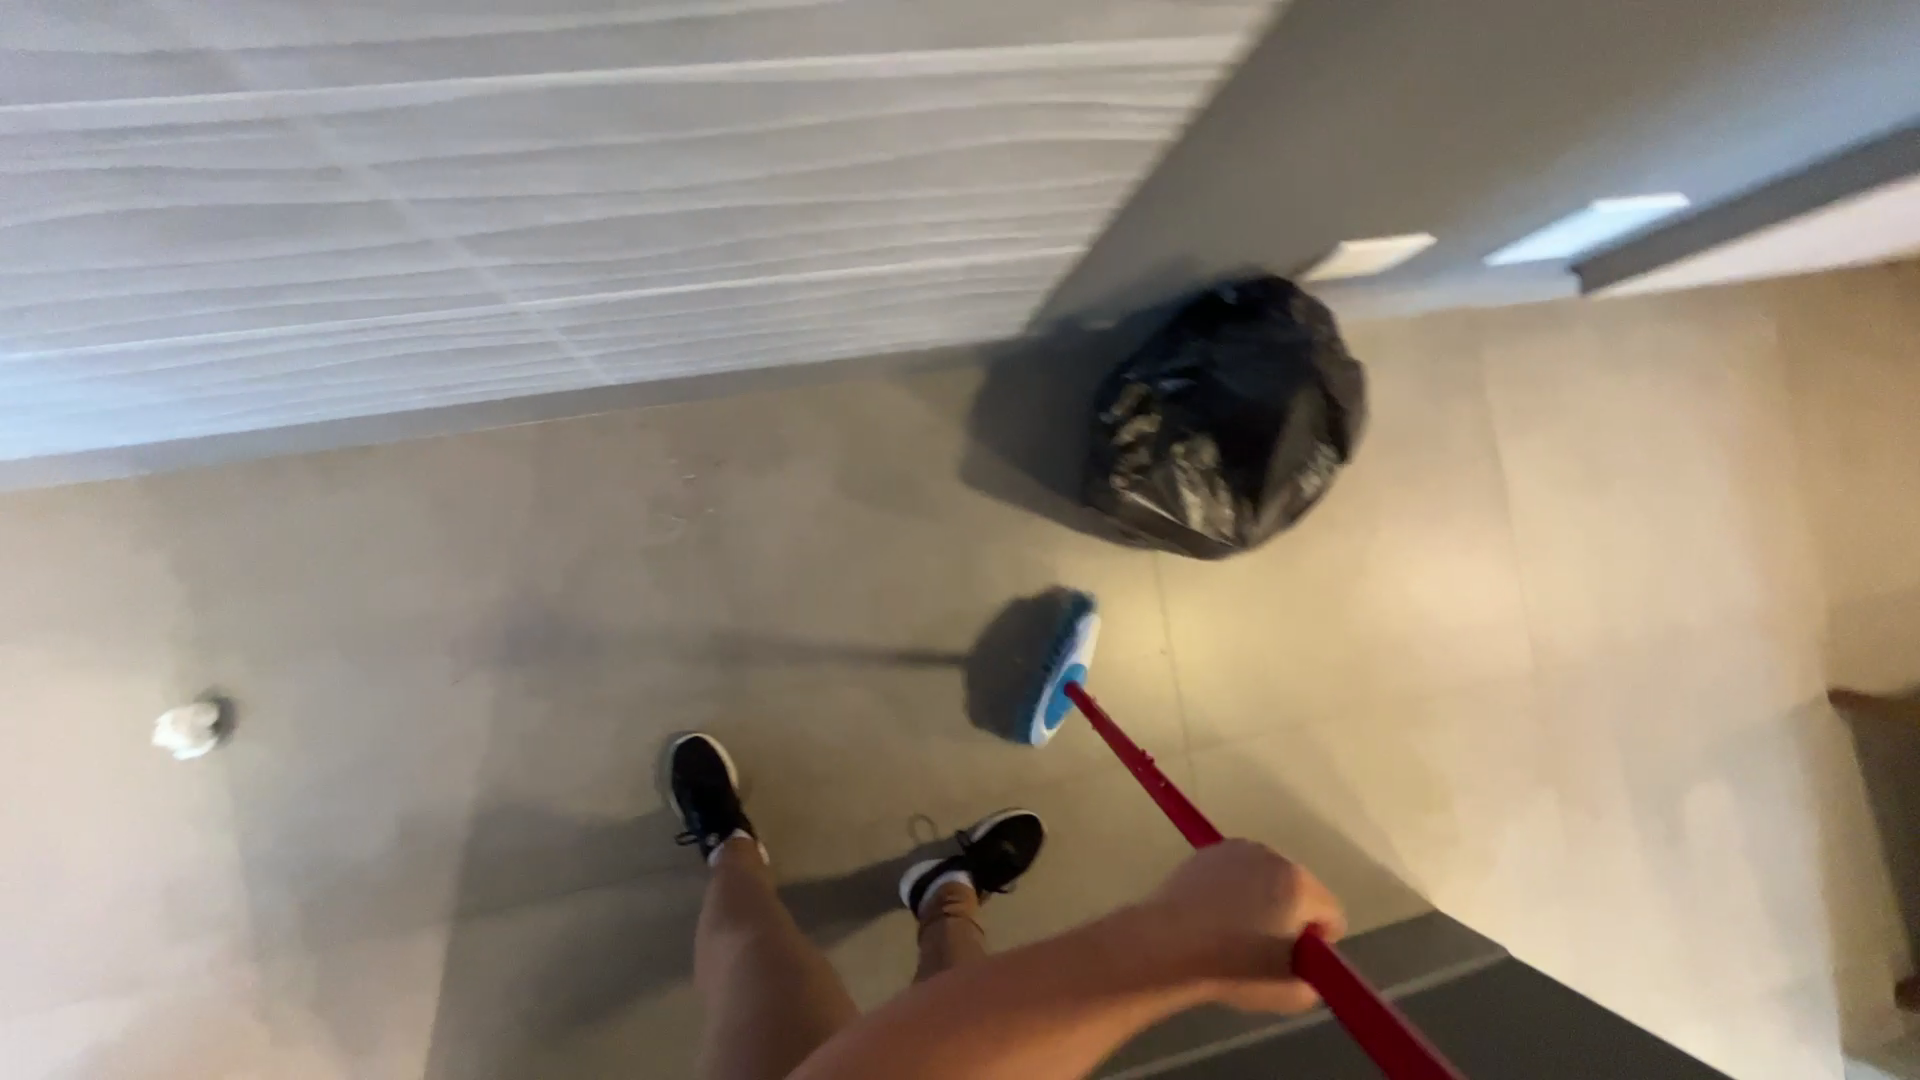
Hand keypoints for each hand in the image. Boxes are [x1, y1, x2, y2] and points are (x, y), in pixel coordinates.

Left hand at [1143, 840, 1346, 1012]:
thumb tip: (1306, 967)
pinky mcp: (1208, 850)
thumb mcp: (1291, 993)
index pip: (1332, 913)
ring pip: (1268, 877)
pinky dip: (1235, 887)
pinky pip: (1238, 871)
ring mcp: (1236, 849)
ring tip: (1237, 928)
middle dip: (1292, 915)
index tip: (1297, 959)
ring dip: (1264, 897)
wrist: (1169, 942)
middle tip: (1267, 945)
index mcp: (1299, 886)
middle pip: (1300, 890)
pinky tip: (1216, 912)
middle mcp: (1271, 856)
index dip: (1320, 941)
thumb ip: (1314, 980)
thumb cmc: (1233, 967)